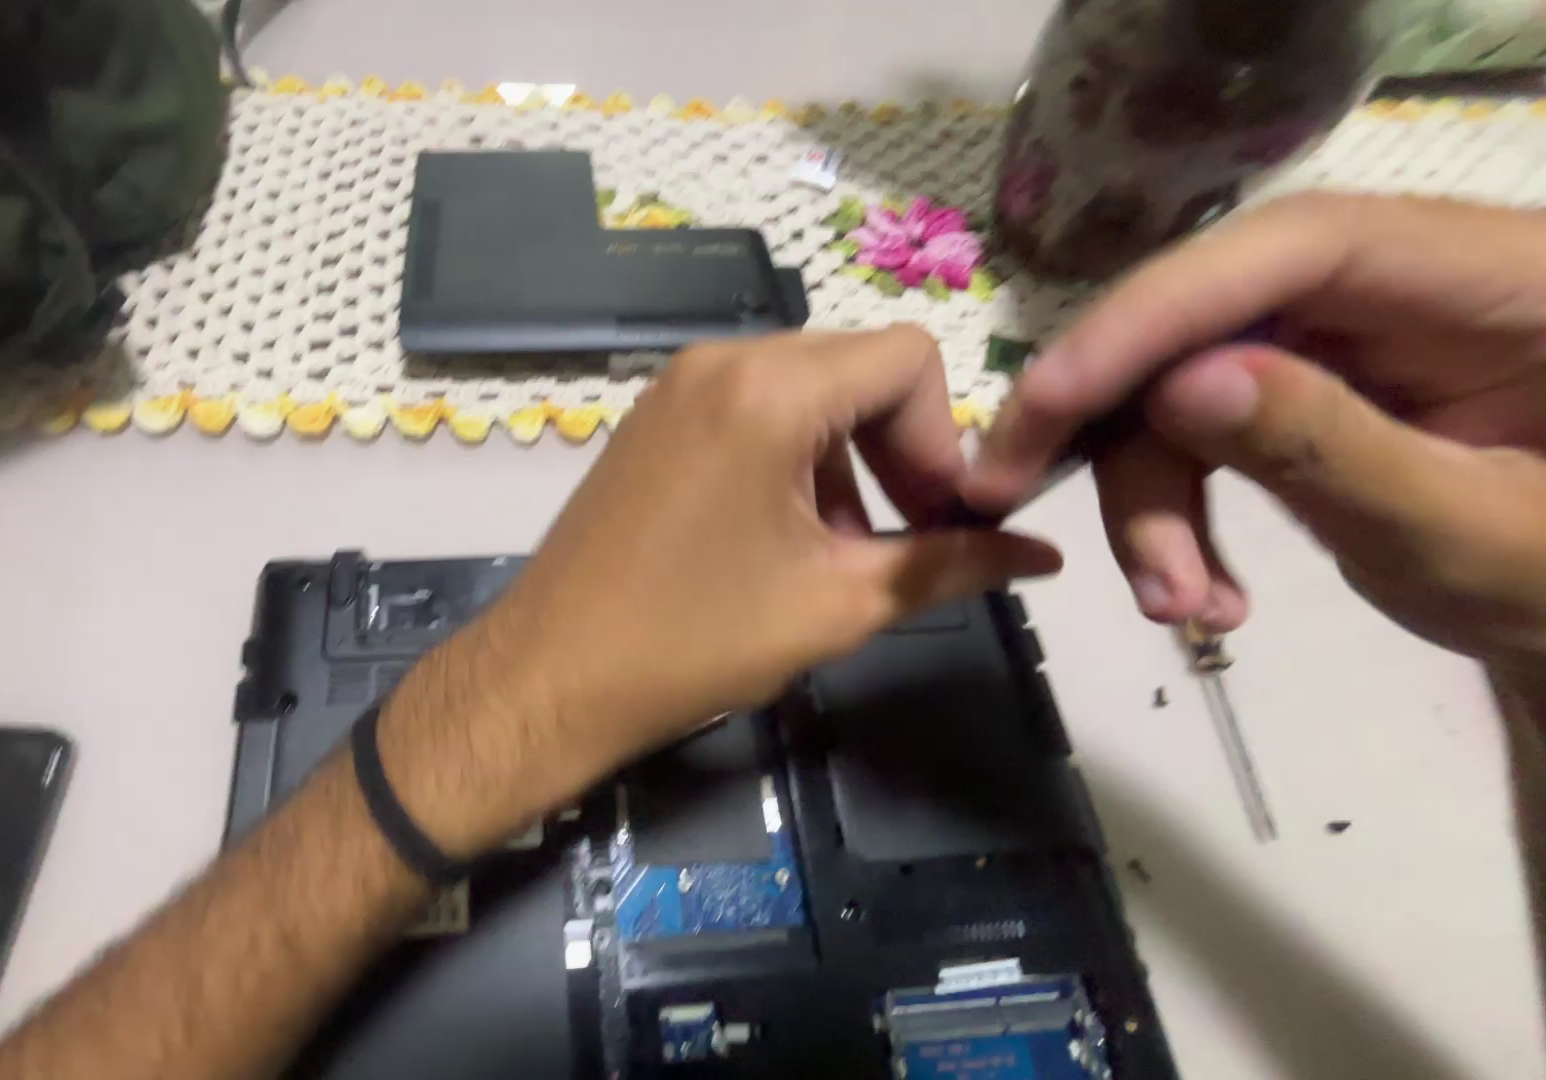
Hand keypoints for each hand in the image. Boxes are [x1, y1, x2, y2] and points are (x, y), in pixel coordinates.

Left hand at [471, 328, 1060, 791]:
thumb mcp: (837, 603)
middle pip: (853, 368)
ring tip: (842, 544)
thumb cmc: (695, 640)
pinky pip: (746, 409)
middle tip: (907, 533)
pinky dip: (787, 455)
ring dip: (843, 456)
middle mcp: (718, 362)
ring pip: (801, 390)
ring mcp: (674, 388)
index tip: (938, 518)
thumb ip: (949, 564)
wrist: (553, 673)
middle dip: (897, 446)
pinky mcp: (650, 420)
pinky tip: (781, 530)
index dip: (941, 437)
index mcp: (768, 390)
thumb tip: (1040, 554)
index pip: (906, 358)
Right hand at [964, 194, 1545, 668]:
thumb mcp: (1469, 536)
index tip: (1046, 398)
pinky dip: (1170, 520)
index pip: (1296, 249)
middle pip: (1198, 321)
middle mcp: (1398, 286)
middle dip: (1099, 419)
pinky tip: (1198, 595)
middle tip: (1004, 492)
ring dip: (1147, 509)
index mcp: (1503, 277)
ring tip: (1177, 608)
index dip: (1154, 313)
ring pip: (1170, 395)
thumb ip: (1329, 451)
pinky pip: (1183, 438)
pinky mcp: (1287, 388)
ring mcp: (1333, 341)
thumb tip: (1175, 388)